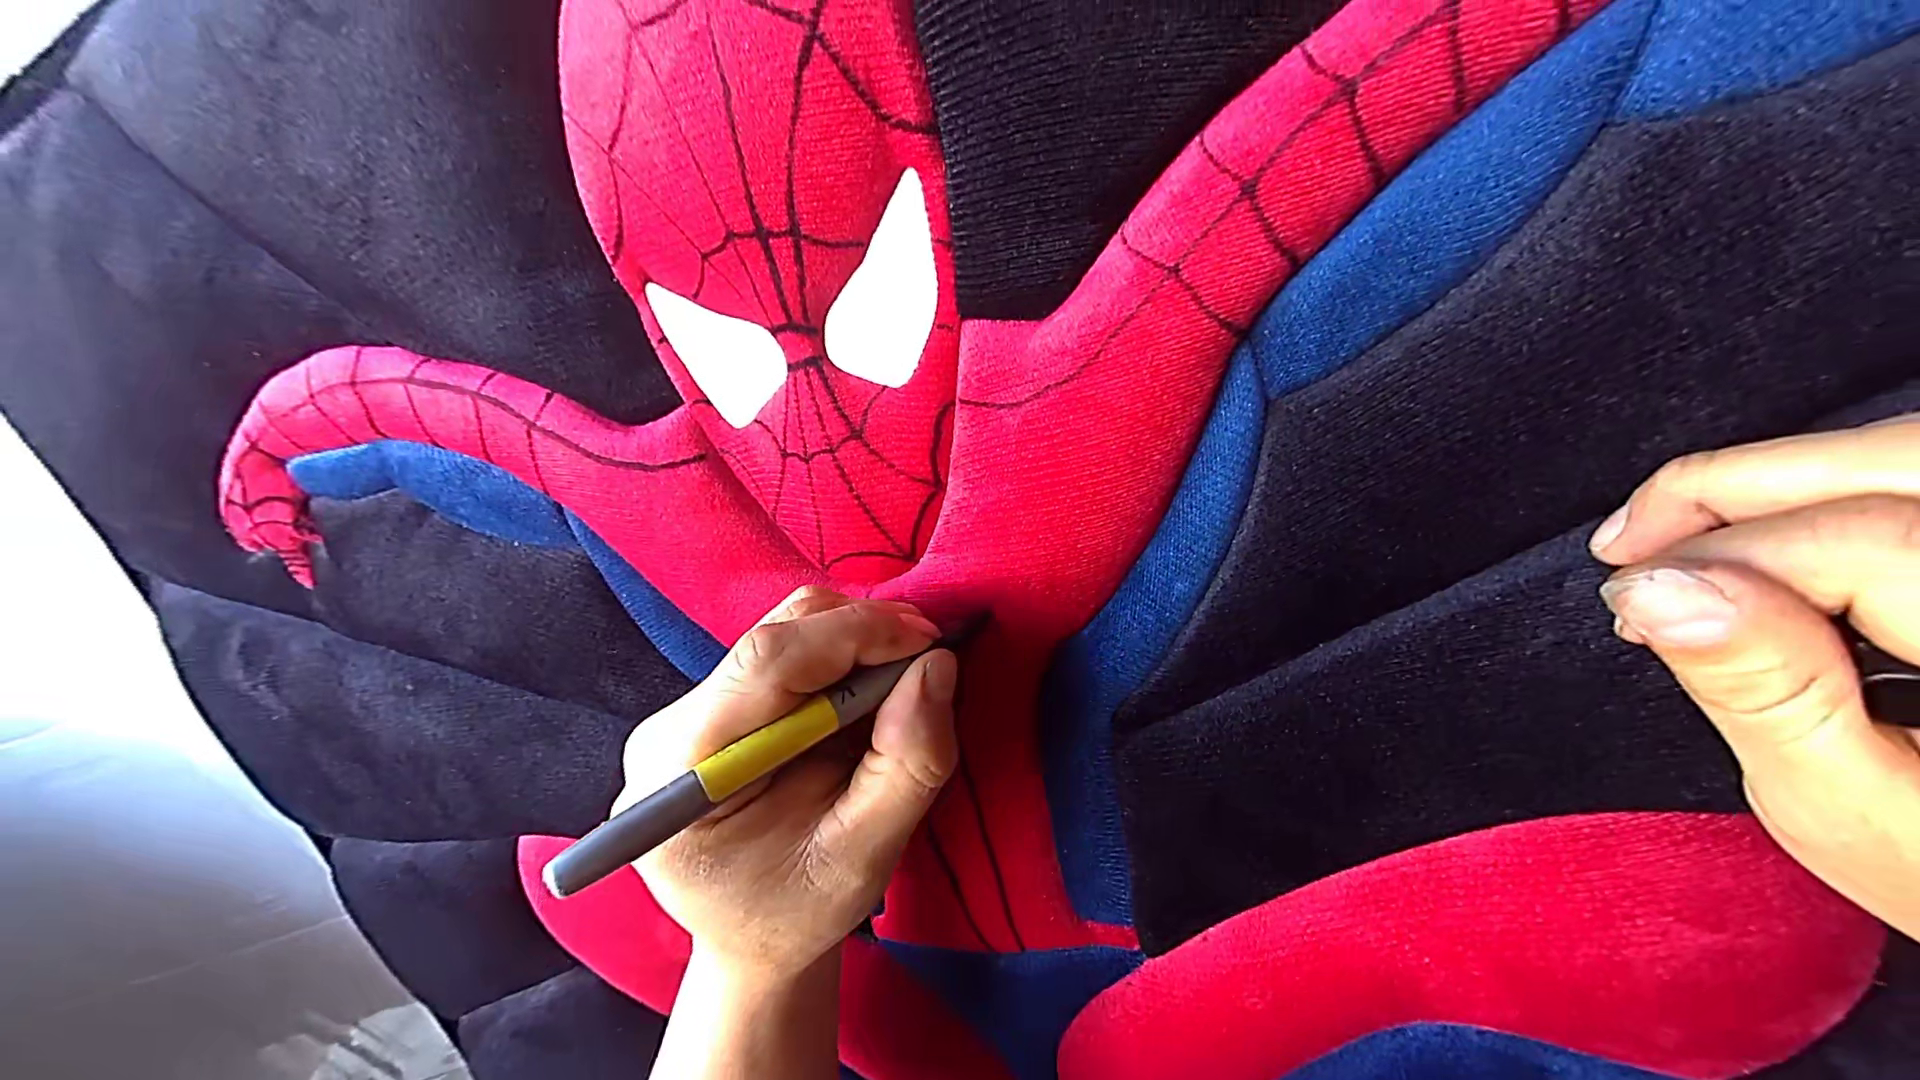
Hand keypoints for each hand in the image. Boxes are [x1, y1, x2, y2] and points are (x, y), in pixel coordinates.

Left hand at [618, 586, 958, 981]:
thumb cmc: (799, 912)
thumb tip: (936, 666)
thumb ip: (907, 764)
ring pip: (787, 629)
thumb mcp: (864, 860)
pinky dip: (845, 652)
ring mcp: (694, 707)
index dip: (855, 634)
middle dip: (864, 632)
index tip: (928, 641)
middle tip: (927, 657)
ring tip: (901, 678)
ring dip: (858, 640)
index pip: (768, 661)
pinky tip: (870, 688)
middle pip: (777, 635)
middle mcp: (674, 725)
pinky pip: (791, 647)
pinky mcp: (722, 700)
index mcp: (686, 772)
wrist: (754, 932)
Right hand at [1591, 415, 1919, 936]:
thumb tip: (1652, 589)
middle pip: (1895, 463)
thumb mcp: (1848, 809)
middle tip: (1623, 543)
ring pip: (1904, 456)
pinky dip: (1816, 494)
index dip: (1713, 566)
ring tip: (1673, 542)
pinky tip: (1754, 544)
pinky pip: (1908, 483)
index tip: (1628, 608)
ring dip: (1764, 486)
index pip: (1863, 543)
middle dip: (1724, 489)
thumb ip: (1757, 691)